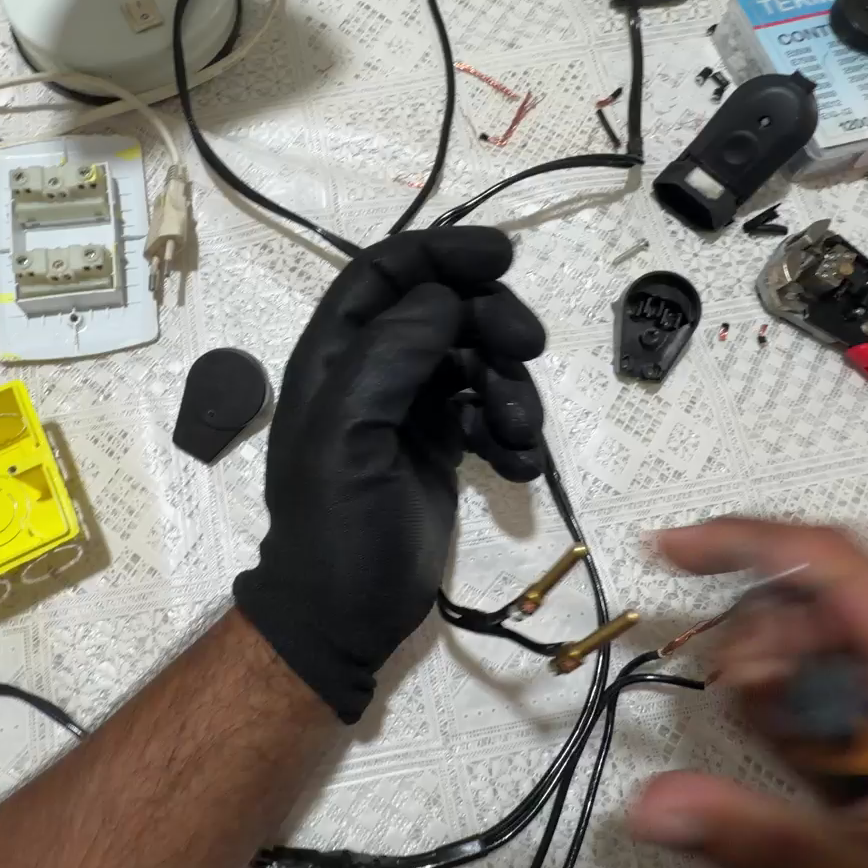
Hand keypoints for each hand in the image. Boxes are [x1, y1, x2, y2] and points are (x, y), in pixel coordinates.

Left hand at [233, 228, 547, 721]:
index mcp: (336, 355)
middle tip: (530, 349)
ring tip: (518, 436)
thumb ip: (388, 357)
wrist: (343, 614)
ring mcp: (409, 406)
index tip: (502, 256)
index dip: (439, 252)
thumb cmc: (336, 526)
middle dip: (492, 322)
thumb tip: (442, 298)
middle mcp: (373, 369)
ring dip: (511, 389)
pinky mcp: (439, 443)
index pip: (385, 272)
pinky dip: (510, 430)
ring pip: (475, 360)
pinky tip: (518, 467)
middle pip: (443, 310)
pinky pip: (486, 410)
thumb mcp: (349, 436)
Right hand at [629, 519, 867, 867]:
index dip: (740, 540)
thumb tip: (652, 803)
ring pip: (811, 636)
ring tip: (805, 759)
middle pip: (811, 599)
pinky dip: (800, 709)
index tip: (667, 549)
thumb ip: (765, 840)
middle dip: (761, 651)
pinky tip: (821, 764)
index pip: (833, 560)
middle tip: (760, 716)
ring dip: (778, 690)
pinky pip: (829, 674)